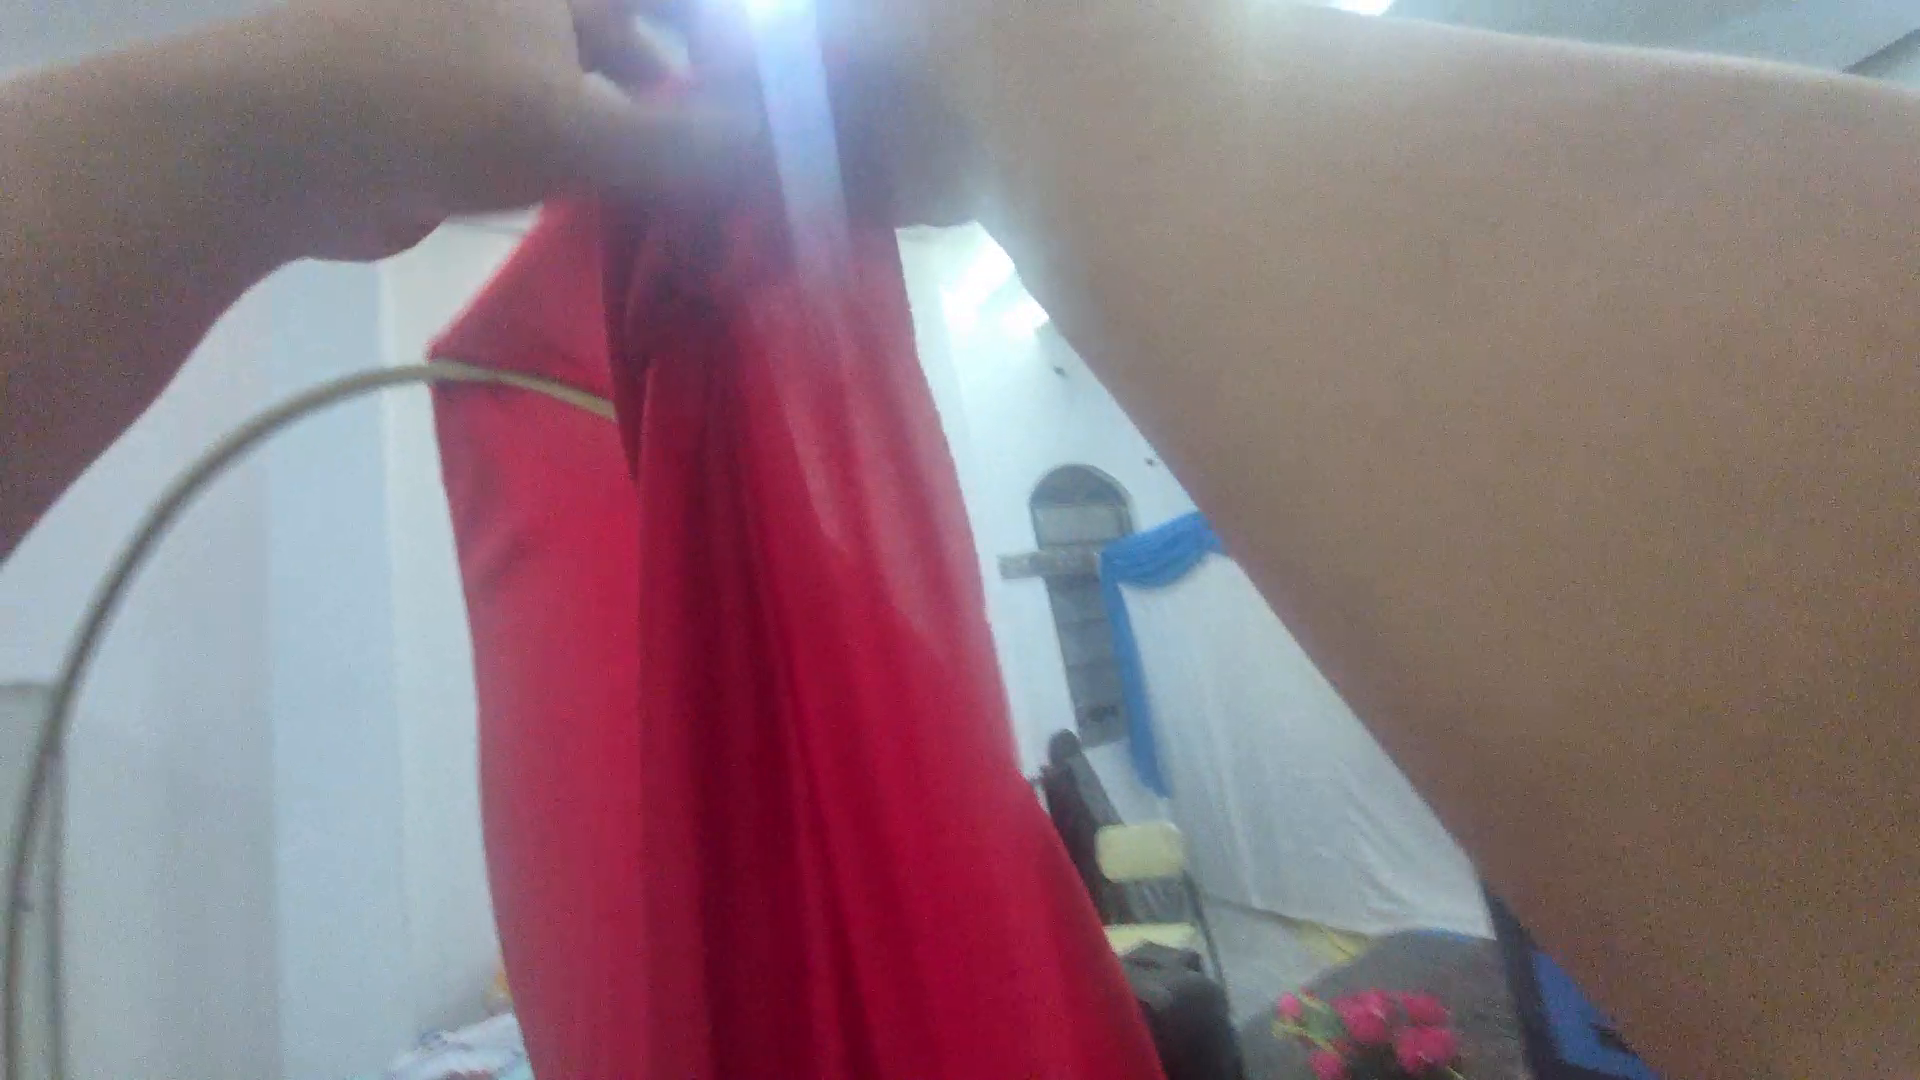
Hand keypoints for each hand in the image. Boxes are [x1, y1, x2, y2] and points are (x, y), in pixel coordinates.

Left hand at [257, 0, 755, 258]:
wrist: (281, 152)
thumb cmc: (437, 113)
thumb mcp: (582, 132)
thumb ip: (687, 145)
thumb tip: (772, 152)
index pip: (658, 5)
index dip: (716, 37)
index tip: (760, 86)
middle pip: (622, 29)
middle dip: (681, 84)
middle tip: (727, 142)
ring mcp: (479, 38)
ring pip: (589, 75)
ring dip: (640, 122)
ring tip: (684, 176)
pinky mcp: (459, 91)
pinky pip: (551, 109)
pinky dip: (592, 144)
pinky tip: (618, 189)